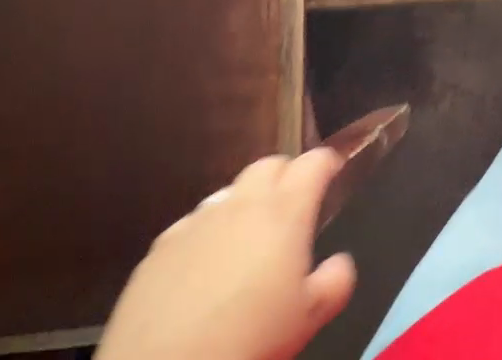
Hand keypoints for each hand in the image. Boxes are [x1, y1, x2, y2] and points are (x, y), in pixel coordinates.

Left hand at [96, 148, 356, 359]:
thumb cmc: (250, 339)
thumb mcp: (310, 317)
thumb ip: (336, 280)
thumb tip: (340, 263)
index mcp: (284, 213)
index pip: (312, 163)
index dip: (328, 161)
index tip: (334, 169)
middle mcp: (240, 205)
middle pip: (268, 165)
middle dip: (286, 175)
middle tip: (295, 204)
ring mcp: (197, 221)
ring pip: (229, 192)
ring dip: (246, 202)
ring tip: (250, 238)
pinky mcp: (161, 246)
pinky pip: (193, 222)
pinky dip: (209, 231)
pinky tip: (207, 266)